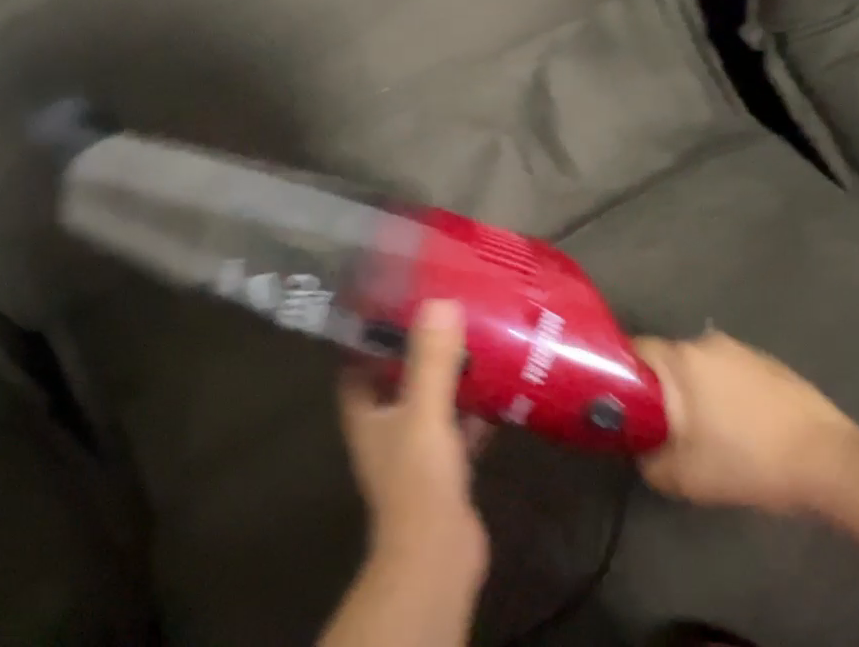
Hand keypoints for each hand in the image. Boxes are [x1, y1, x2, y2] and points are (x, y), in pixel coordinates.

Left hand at [339, 300, 490, 588]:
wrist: (437, 557)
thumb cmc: (418, 481)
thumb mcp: (424, 412)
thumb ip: (430, 361)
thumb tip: (439, 301)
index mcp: (365, 411)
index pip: (356, 362)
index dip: (371, 333)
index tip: (398, 301)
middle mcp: (384, 427)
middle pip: (396, 379)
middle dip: (419, 351)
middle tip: (448, 314)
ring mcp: (414, 450)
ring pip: (429, 403)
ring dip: (450, 379)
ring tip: (478, 341)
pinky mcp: (444, 469)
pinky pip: (457, 429)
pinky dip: (475, 412)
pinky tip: (502, 391)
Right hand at [633, 332, 858, 513]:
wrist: (832, 464)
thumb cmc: (749, 462)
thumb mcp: (684, 476)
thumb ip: (648, 460)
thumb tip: (642, 450)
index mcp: (683, 359)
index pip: (633, 350)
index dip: (619, 374)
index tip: (619, 403)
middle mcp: (710, 343)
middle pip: (668, 360)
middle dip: (660, 389)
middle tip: (661, 426)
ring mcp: (746, 351)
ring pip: (701, 368)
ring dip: (695, 392)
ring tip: (704, 431)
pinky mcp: (773, 365)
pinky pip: (731, 374)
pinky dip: (726, 394)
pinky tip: (740, 428)